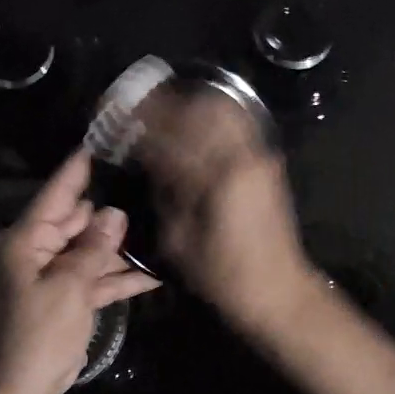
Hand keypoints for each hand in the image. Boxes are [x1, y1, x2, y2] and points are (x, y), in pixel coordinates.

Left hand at [0, 149, 159, 393]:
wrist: (27, 387)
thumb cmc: (41, 332)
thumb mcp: (70, 286)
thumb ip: (94, 248)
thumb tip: (115, 212)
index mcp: (28, 240)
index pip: (56, 195)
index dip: (78, 171)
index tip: (100, 142)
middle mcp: (39, 251)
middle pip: (78, 221)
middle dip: (111, 212)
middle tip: (148, 187)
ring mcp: (55, 275)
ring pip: (92, 250)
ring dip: (122, 248)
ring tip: (161, 226)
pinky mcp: (69, 298)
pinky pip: (97, 278)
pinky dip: (120, 277)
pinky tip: (155, 273)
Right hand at [136, 86, 315, 327]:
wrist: (278, 289)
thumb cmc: (222, 275)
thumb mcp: (178, 243)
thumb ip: (164, 196)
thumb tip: (152, 166)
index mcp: (215, 178)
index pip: (169, 135)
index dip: (139, 121)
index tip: (116, 112)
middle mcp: (241, 158)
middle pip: (199, 109)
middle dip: (165, 104)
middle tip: (140, 107)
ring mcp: (259, 157)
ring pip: (223, 110)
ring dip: (190, 106)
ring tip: (166, 113)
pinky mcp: (268, 163)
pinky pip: (238, 125)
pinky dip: (212, 118)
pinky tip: (194, 127)